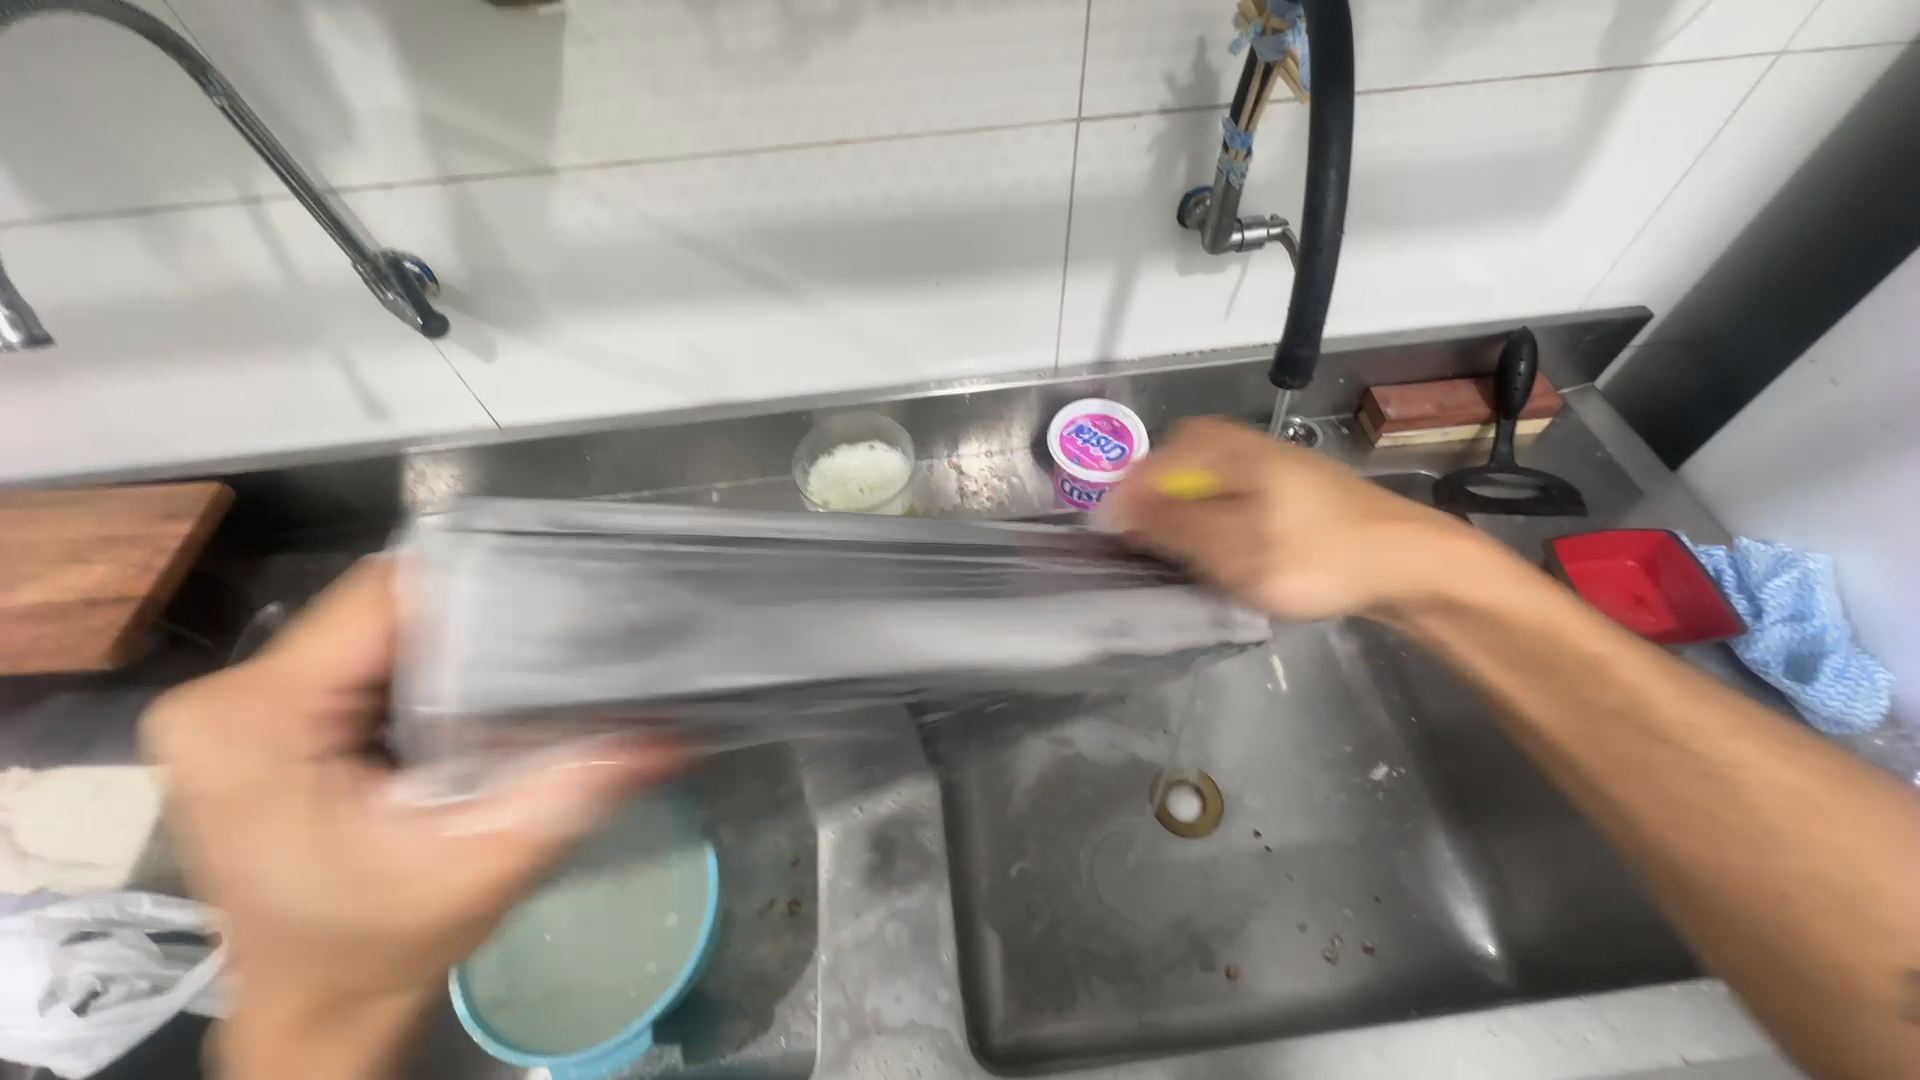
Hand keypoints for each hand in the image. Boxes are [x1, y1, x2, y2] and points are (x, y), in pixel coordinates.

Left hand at [142, 559, 677, 1079]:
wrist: (321, 1001)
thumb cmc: (383, 944)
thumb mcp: (488, 866)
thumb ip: (573, 791)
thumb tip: (674, 732)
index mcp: (255, 722)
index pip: (384, 598)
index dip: (480, 591)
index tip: (563, 603)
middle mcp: (230, 695)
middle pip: (385, 605)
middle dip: (481, 616)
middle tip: (567, 635)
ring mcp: (244, 701)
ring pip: (383, 623)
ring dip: (463, 640)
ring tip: (538, 659)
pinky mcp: (269, 712)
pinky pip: (371, 651)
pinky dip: (438, 662)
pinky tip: (490, 688)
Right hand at [1106, 416, 1489, 621]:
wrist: (1408, 562)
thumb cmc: (1316, 555)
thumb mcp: (1232, 548)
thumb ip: (1169, 525)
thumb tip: (1112, 508)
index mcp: (1220, 446)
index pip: (1143, 470)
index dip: (1125, 511)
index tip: (1121, 551)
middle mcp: (1235, 441)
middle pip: (1167, 474)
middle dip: (1157, 515)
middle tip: (1161, 556)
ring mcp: (1260, 461)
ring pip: (1196, 489)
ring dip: (1187, 525)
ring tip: (1197, 561)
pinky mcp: (1278, 485)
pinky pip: (1223, 499)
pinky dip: (1215, 526)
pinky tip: (1231, 554)